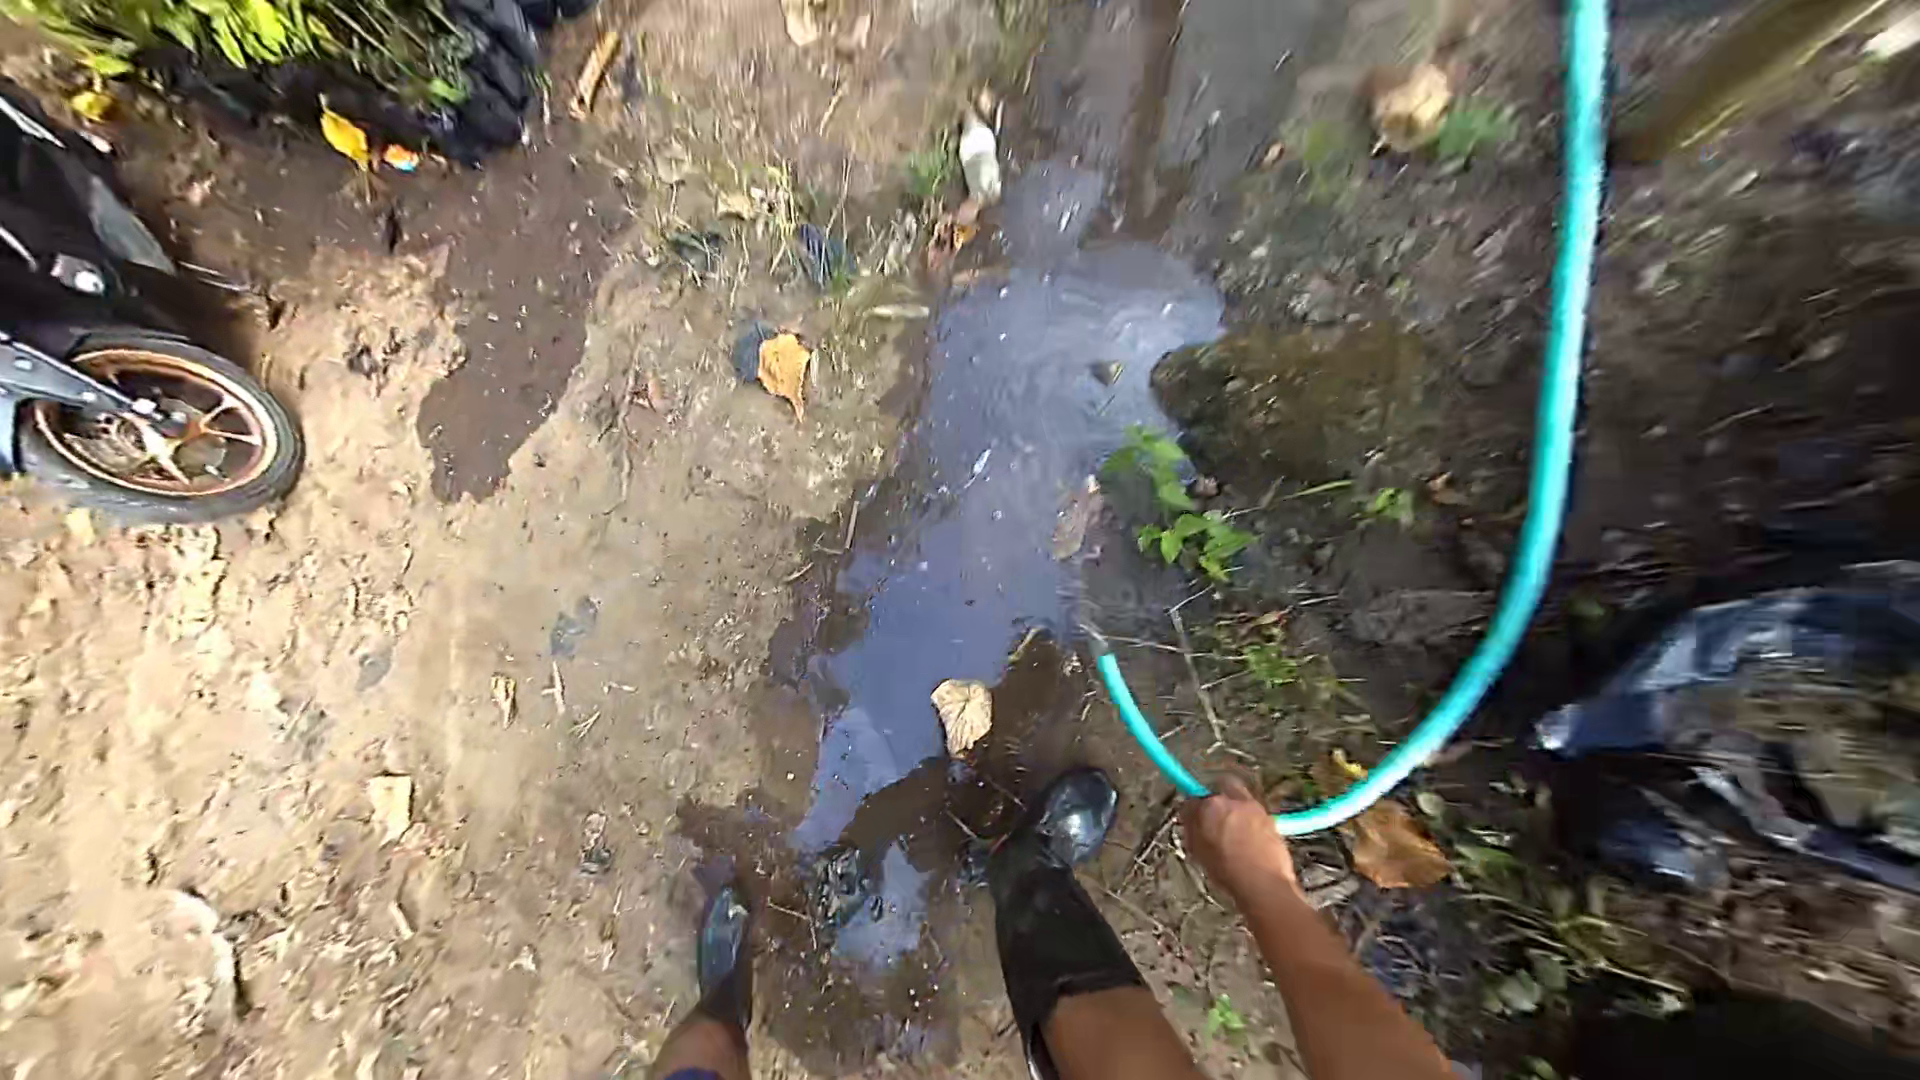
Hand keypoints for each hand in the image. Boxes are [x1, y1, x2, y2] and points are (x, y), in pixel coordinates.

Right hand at [1179, 777, 1300, 905]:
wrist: (1264, 885)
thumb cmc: (1225, 869)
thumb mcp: (1197, 850)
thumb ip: (1191, 827)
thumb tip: (1189, 815)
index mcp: (1210, 805)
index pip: (1195, 798)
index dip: (1194, 808)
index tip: (1193, 817)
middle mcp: (1233, 800)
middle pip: (1222, 788)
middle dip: (1219, 800)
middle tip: (1215, 819)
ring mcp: (1256, 809)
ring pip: (1242, 801)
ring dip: (1237, 811)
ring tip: (1235, 834)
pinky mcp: (1273, 822)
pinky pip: (1257, 816)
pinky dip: (1252, 824)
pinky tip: (1250, 843)